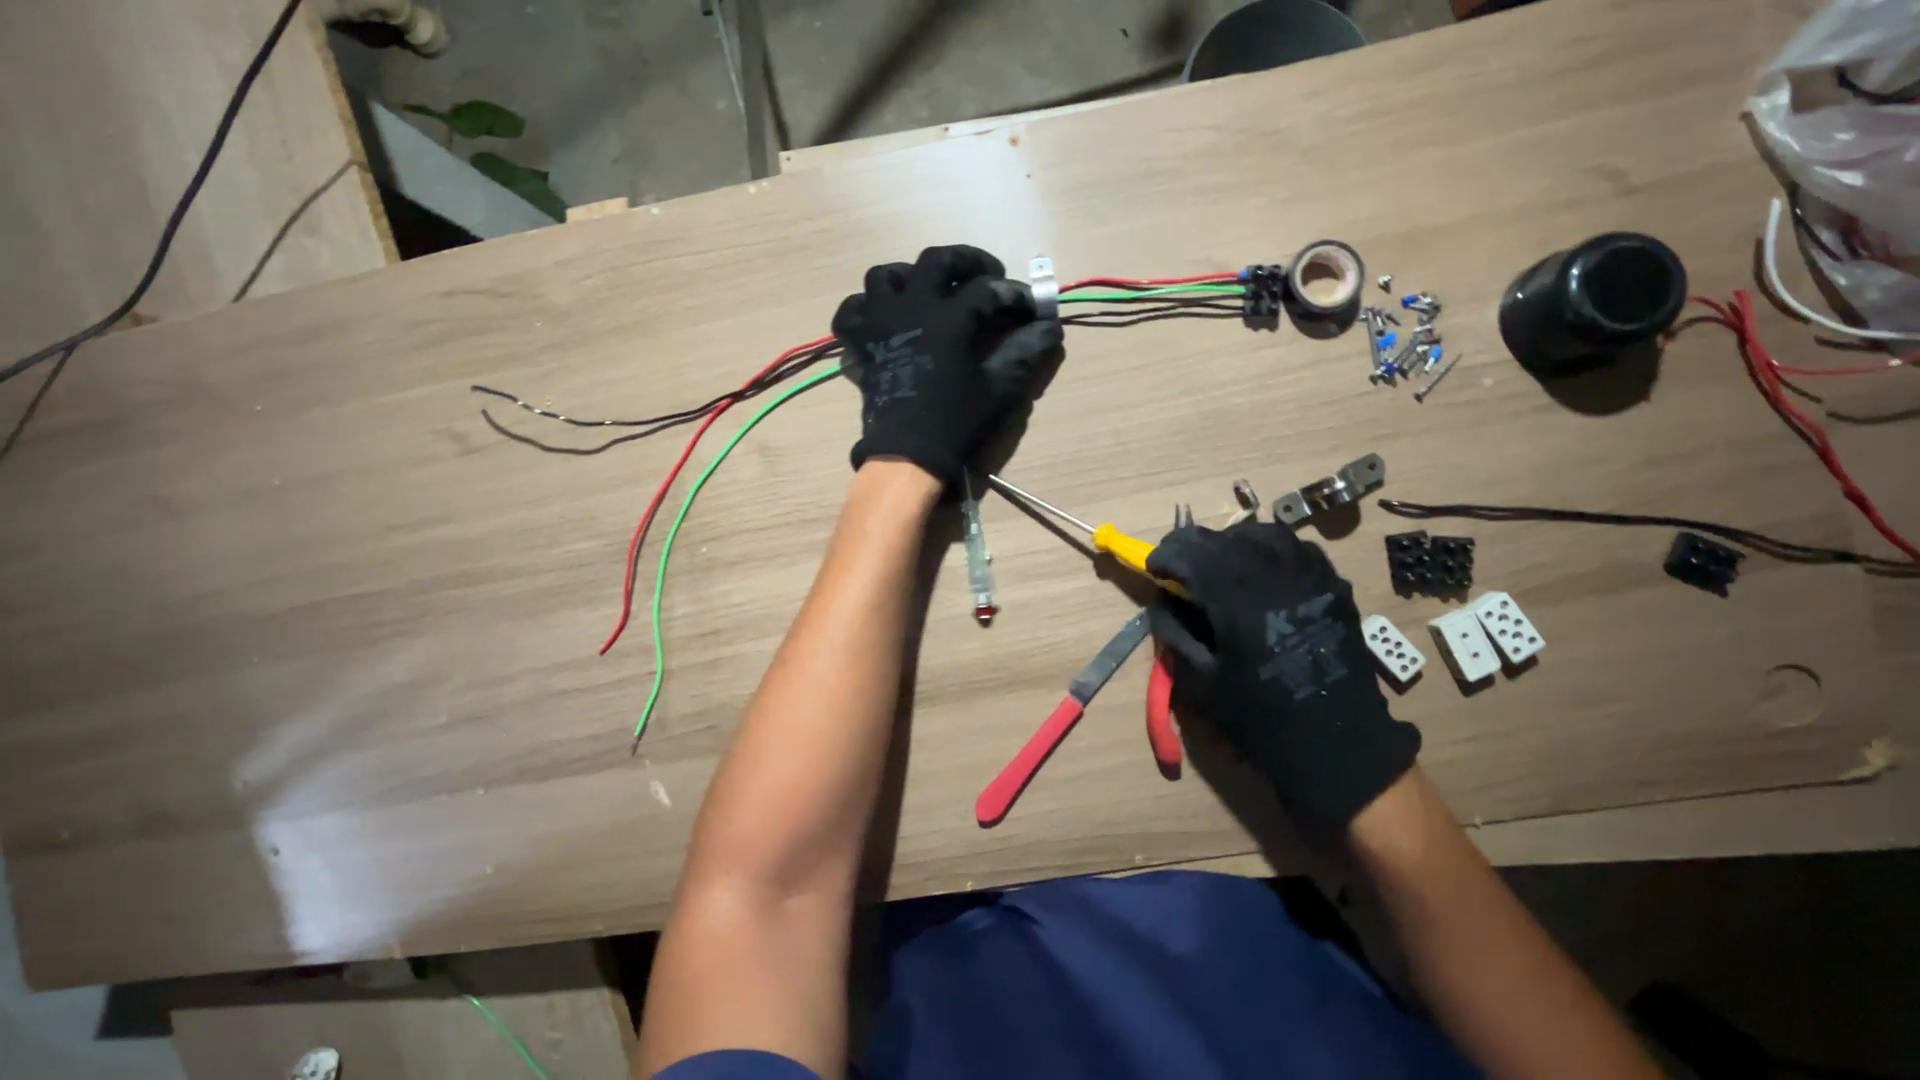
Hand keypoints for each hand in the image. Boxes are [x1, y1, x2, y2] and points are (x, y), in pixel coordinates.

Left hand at [832, 245, 1062, 487]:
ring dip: (910, 276)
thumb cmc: (956, 422)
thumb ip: (1024, 352)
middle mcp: (910, 307)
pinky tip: (883, 317)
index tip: (1032, 308)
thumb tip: (1049, 328)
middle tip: (986, 274)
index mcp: (948, 316)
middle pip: (935, 259)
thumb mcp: (1000, 388)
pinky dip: (866, 308)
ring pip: (885, 277)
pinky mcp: (860, 344)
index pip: (988, 289)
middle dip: (966, 260)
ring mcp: (879, 322)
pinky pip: (850, 311)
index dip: (1014, 295)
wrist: (907, 455)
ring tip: (928, 290)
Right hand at [1147, 521, 1420, 829]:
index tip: (1153, 571)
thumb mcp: (1200, 683)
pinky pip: (1294, 549)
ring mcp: (1311, 574)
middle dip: (1193, 548)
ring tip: (1218, 567)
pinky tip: (1259, 576)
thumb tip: (1162, 599)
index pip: (1190, 552)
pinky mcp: (1334, 585)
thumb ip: (1173, 632)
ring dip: (1231, 544)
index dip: (1165, 556)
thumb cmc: (1261, 718)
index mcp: (1238, 597)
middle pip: (1224, 537)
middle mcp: (1275, 572)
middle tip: (1177, 569)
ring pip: (1262, 534)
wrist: (1337, 742)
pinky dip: (1268, 552)